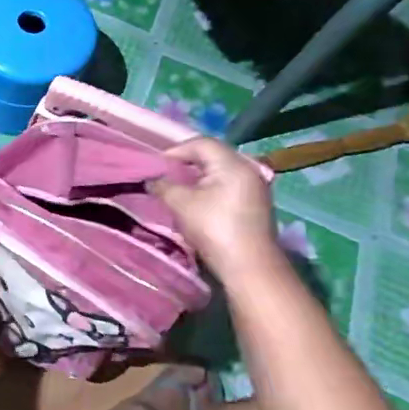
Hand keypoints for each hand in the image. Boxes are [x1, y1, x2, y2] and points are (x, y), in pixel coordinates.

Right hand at [150, 138, 278, 275]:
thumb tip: (153, 180)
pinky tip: (197, 200)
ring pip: (221, 170)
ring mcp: (255, 186)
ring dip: (197, 175)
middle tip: (165, 175)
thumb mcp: (181, 204)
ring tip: (178, 187)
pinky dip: (210, 186)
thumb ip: (163, 186)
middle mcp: (248, 168)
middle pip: (212, 155)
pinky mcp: (256, 202)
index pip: (201, 143)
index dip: (175, 151)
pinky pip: (229, 183)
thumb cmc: (213, 228)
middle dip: (186, 162)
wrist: (249, 265)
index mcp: (233, 163)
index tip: (156, 166)